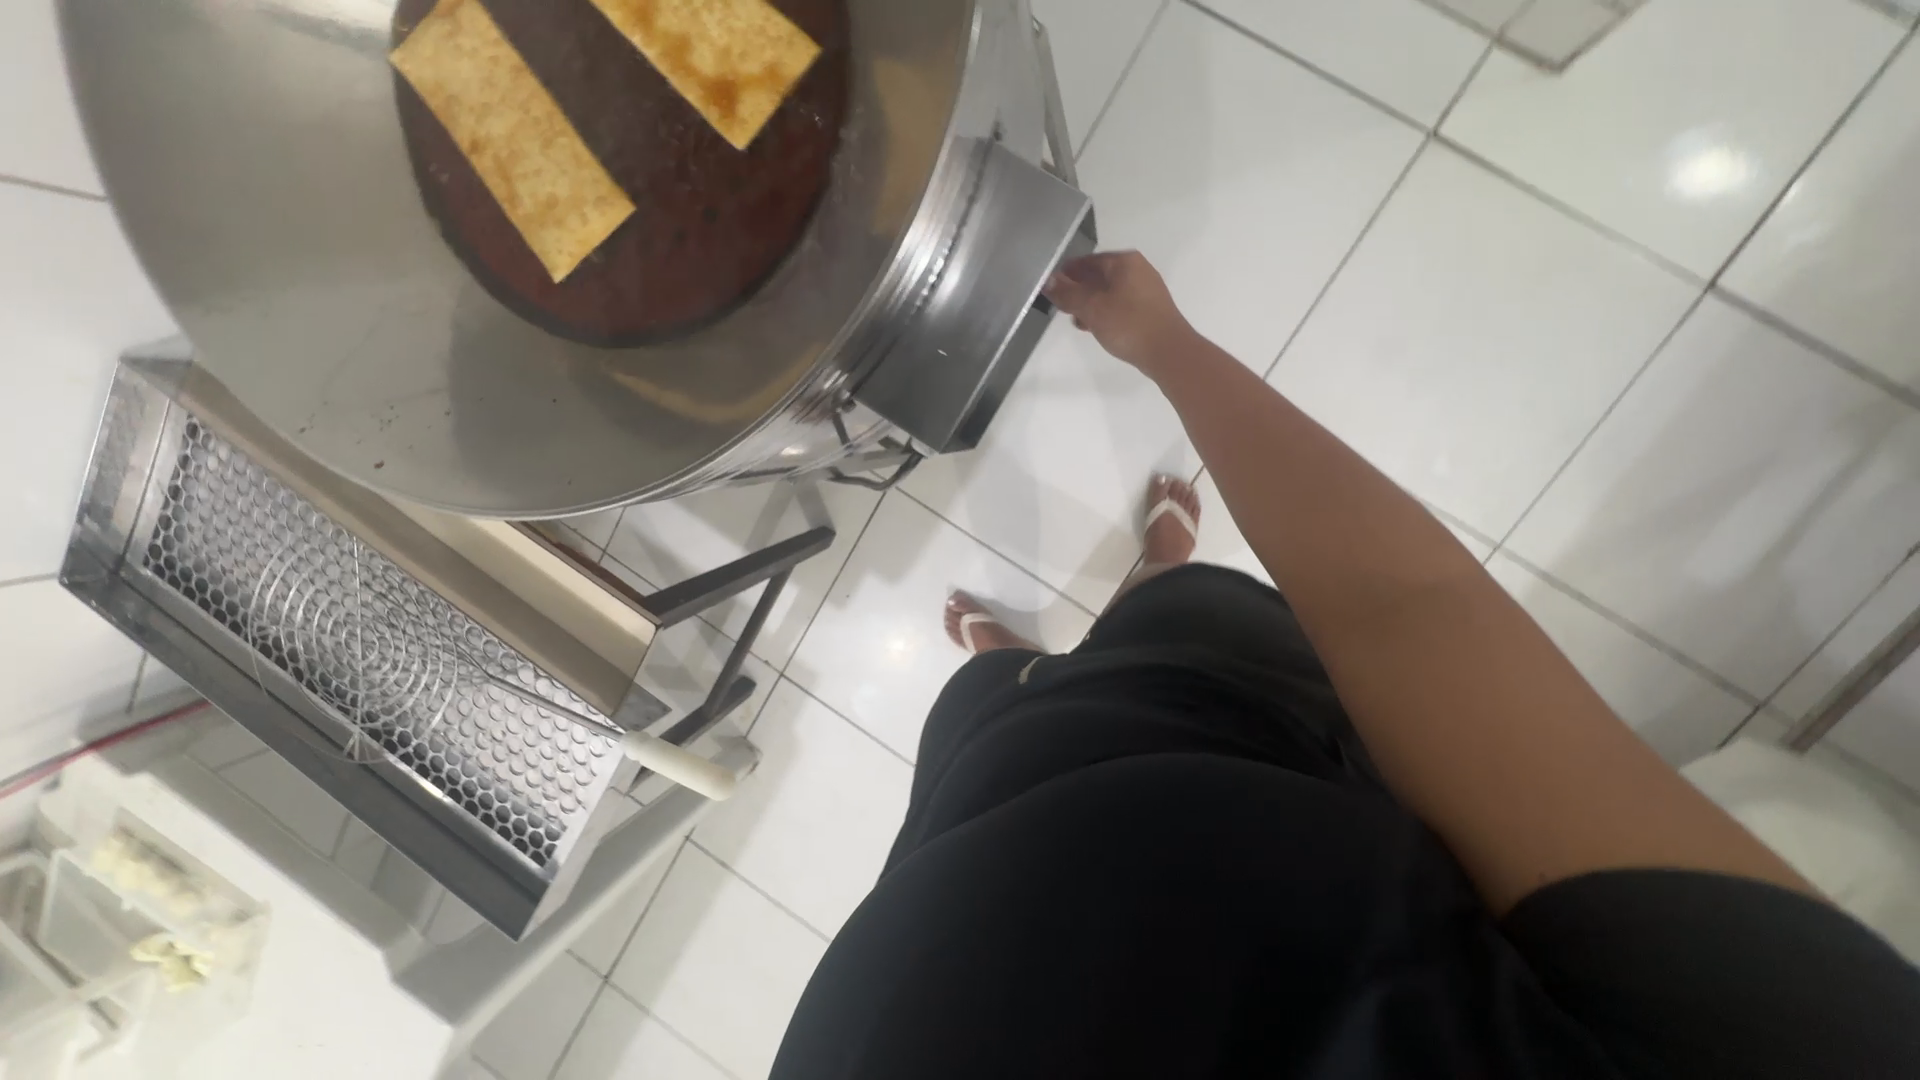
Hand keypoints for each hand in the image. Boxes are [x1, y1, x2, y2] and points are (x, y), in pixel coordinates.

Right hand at [1042, 251, 1194, 373]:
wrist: (1168, 352)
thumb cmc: (1128, 324)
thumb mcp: (1092, 308)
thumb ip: (1068, 294)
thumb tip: (1048, 281)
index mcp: (1124, 262)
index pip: (1087, 261)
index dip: (1067, 274)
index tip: (1051, 290)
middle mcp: (1137, 270)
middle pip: (1098, 276)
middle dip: (1078, 291)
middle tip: (1061, 308)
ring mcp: (1145, 290)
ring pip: (1109, 292)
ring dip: (1090, 304)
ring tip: (1077, 321)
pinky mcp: (1149, 310)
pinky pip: (1120, 305)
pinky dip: (1105, 313)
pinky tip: (1096, 328)